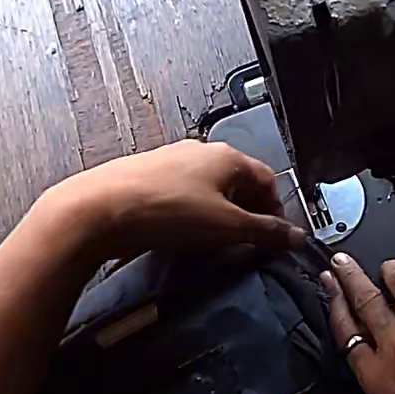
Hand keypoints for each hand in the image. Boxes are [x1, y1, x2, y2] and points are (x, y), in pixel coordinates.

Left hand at [40, 140, 305, 257]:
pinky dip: (194, 212)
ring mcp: (172, 162)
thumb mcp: (228, 227)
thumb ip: (265, 231)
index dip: (277, 209)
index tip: (277, 234)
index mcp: (227, 157)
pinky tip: (183, 233)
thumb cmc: (166, 210)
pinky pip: (184, 194)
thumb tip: (294, 236)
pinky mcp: (149, 177)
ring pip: (211, 188)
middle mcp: (201, 152)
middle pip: (240, 182)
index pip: (269, 179)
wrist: (100, 210)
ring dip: (221, 213)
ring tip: (215, 240)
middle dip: (249, 211)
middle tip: (249, 240)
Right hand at [322, 253, 394, 393]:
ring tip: (388, 267)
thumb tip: (371, 360)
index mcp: (379, 378)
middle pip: (366, 298)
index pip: (345, 328)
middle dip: (349, 274)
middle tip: (342, 260)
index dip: (334, 300)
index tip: (329, 285)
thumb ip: (376, 387)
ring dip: (390, 270)